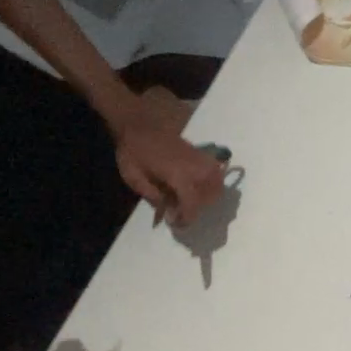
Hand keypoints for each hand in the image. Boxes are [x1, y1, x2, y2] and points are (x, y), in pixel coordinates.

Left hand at [108, 95, 224, 227]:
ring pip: (216, 193)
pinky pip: (218, 182)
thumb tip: (169, 210)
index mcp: (180, 177)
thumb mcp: (132, 176)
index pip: (192, 205)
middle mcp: (200, 173)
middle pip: (206, 201)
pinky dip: (210, 189)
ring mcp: (208, 166)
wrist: (142, 125)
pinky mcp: (210, 162)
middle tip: (176, 210)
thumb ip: (152, 196)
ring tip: (186, 199)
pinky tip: (196, 188)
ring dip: (203, 200)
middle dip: (192, 208)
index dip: (186, 218)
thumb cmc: (134, 151)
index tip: (177, 225)